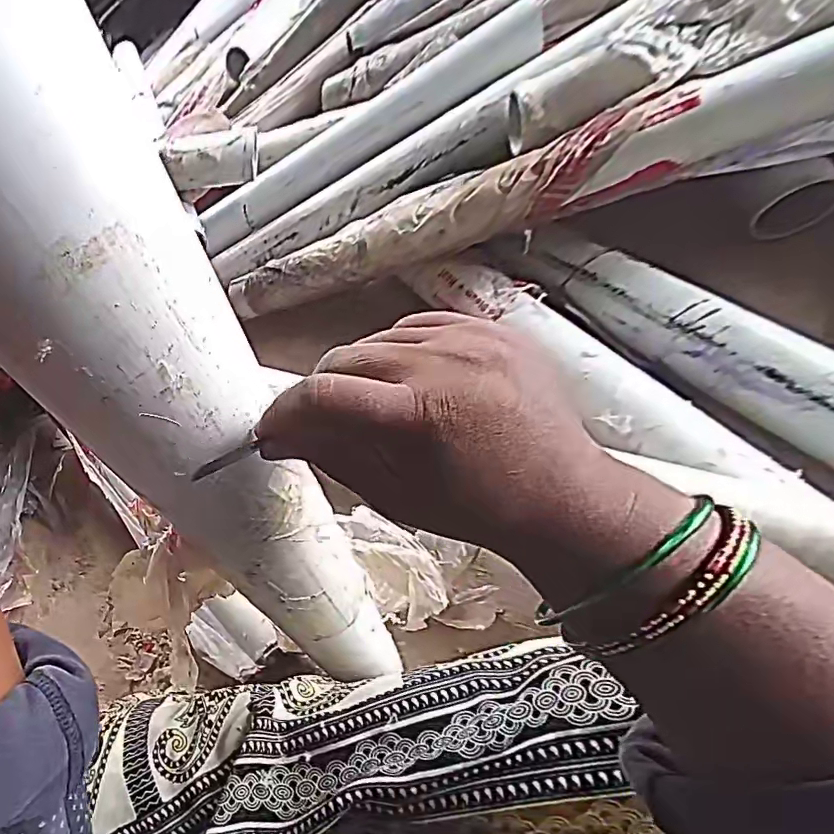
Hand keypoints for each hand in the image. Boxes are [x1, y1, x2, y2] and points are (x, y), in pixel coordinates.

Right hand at [255, 313, 661, 565]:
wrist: (563, 495)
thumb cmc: (474, 507)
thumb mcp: (388, 491)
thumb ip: (328, 454)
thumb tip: (278, 438)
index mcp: (419, 414)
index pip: (320, 394)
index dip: (283, 412)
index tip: (270, 429)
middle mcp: (445, 364)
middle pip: (341, 359)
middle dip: (316, 392)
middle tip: (315, 422)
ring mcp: (473, 340)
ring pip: (373, 339)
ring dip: (354, 371)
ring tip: (366, 403)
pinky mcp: (492, 330)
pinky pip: (415, 326)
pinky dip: (394, 351)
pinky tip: (401, 379)